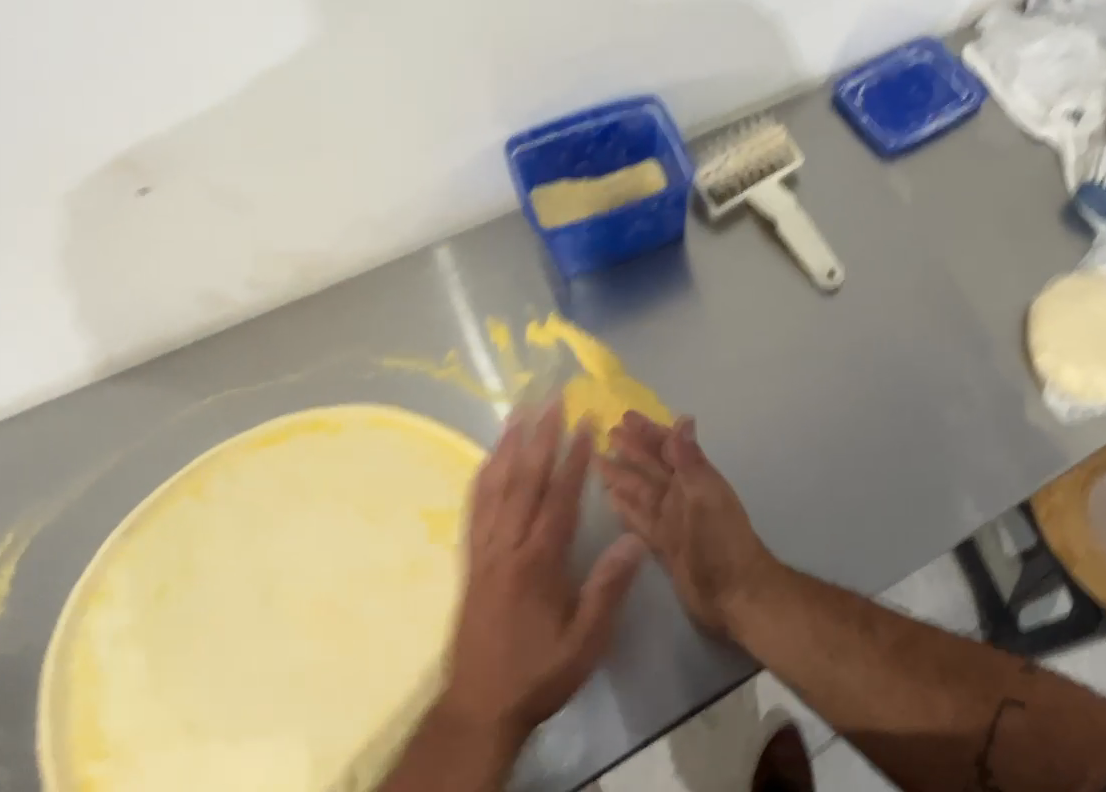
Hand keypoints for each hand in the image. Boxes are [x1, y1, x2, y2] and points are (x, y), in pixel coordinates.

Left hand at [440, 402, 645, 738]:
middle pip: (525, 481)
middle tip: (551, 398)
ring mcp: (484, 552)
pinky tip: (490, 459)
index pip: (560, 498)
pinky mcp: (471, 562)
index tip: (586, 422)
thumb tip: (634, 539)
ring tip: (519, 412)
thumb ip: (608, 589)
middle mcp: (507, 547)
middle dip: (541, 436)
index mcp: (539, 563)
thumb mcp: (585, 642)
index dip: (574, 457)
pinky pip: (475, 510)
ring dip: (509, 446)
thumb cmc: (540, 672)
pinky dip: (483, 478)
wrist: (479, 706)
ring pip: (496, 488)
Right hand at [597, 412, 777, 634]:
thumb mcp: (705, 496)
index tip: (625, 416)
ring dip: (623, 476)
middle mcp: (683, 496)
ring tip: (597, 462)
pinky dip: (626, 508)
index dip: (648, 432)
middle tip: (605, 434)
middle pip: (652, 467)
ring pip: (642, 491)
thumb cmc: (722, 541)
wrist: (734, 593)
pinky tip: (610, 500)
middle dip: (632, 449)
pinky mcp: (664, 545)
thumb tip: (683, 417)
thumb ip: (690, 460)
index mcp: (696, 480)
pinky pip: (640, 519)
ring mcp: (673, 521)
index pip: (668, 448)